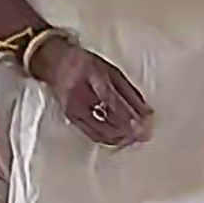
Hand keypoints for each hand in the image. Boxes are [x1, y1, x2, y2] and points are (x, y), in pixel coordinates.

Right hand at [28, 36, 153, 146]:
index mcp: (90, 74)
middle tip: (145, 134)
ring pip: (103, 132)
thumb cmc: (87, 65)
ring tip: (136, 137)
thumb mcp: (111, 71)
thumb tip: (149, 114)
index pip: (109, 97)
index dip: (127, 114)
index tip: (143, 125)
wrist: (54, 63)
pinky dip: (112, 140)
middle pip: (108, 120)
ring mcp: (73, 108)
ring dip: (123, 138)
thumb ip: (130, 93)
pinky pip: (95, 136)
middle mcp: (79, 93)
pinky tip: (122, 138)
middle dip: (129, 131)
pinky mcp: (72, 118)